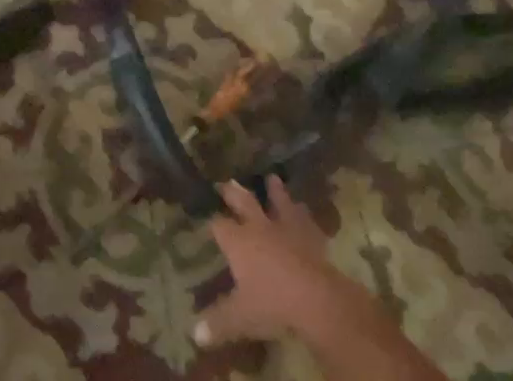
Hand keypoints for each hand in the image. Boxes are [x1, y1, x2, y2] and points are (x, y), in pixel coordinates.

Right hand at [195, 176, 349, 346]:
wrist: (317, 299)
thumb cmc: (272, 304)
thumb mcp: (239, 317)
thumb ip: (217, 322)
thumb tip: (195, 335)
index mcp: (238, 241)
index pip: (219, 225)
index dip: (212, 222)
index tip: (207, 218)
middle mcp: (261, 228)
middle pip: (245, 203)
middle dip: (234, 193)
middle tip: (226, 181)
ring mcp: (289, 229)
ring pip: (280, 203)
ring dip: (276, 192)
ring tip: (272, 177)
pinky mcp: (314, 238)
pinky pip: (308, 221)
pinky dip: (305, 214)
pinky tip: (305, 209)